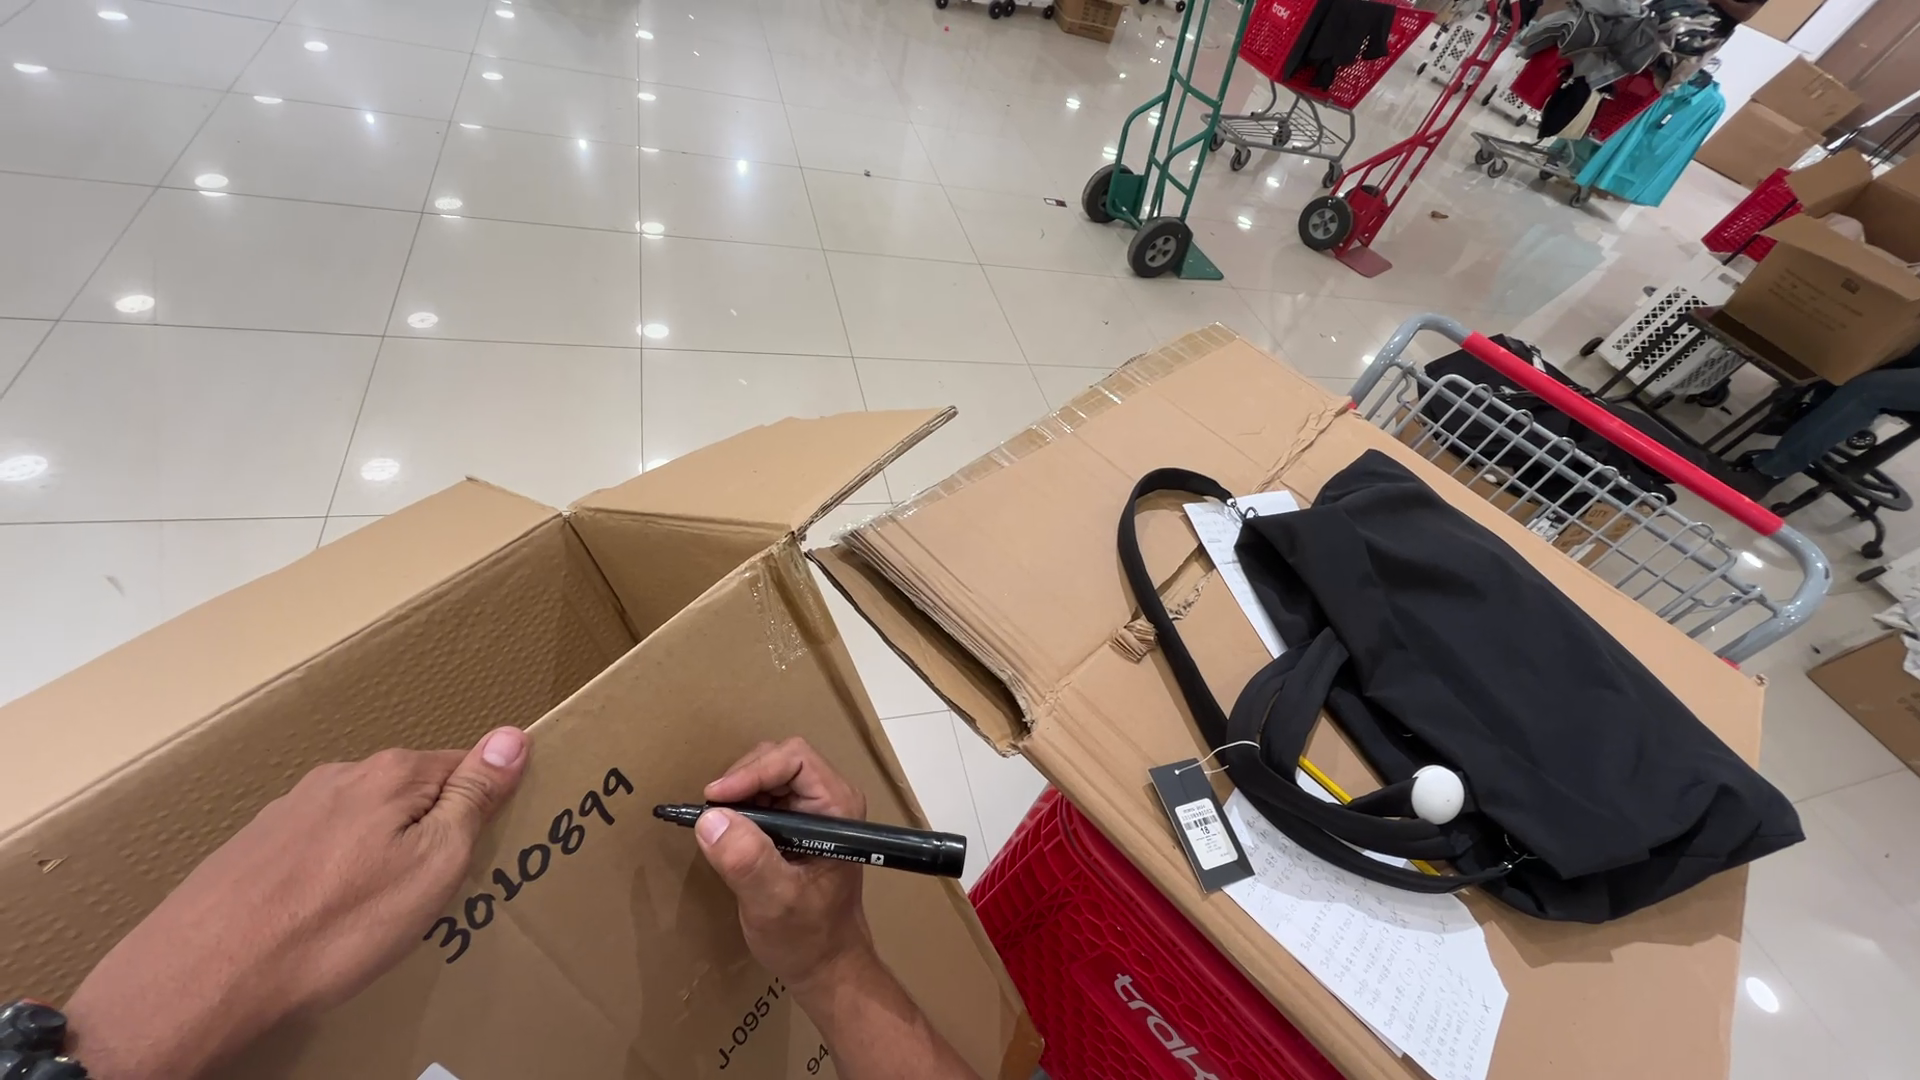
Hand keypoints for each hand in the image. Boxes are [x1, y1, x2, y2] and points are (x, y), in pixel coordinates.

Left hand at [63, 727, 530, 1079]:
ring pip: (366, 820)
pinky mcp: (248, 847)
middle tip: (432, 888)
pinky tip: (323, 915)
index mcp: (394, 773)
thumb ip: (476, 795)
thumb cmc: (333, 928)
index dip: (484, 806)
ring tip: (374, 909)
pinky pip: (319, 846)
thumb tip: (514, 734)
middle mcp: (342, 776)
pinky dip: (333, 871)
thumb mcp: (434, 863)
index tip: (479, 851)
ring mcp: (288, 810)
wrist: (188, 989)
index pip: (470, 766)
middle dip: (432, 828)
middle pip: (416, 792)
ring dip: (381, 851)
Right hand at [693, 738, 872, 992]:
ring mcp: (814, 809)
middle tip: (710, 813)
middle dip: (742, 780)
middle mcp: (830, 799)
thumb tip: (710, 820)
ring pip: (770, 774)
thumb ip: (747, 861)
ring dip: (738, 793)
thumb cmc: (808, 938)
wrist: (826, 965)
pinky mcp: (798, 822)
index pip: (795, 759)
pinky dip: (740, 806)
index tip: (714, 799)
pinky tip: (725, 832)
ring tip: (715, 824)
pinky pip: (765, 796)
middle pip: (781, 760)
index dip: (753, 771)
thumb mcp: (774, 903)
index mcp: (838, 806)